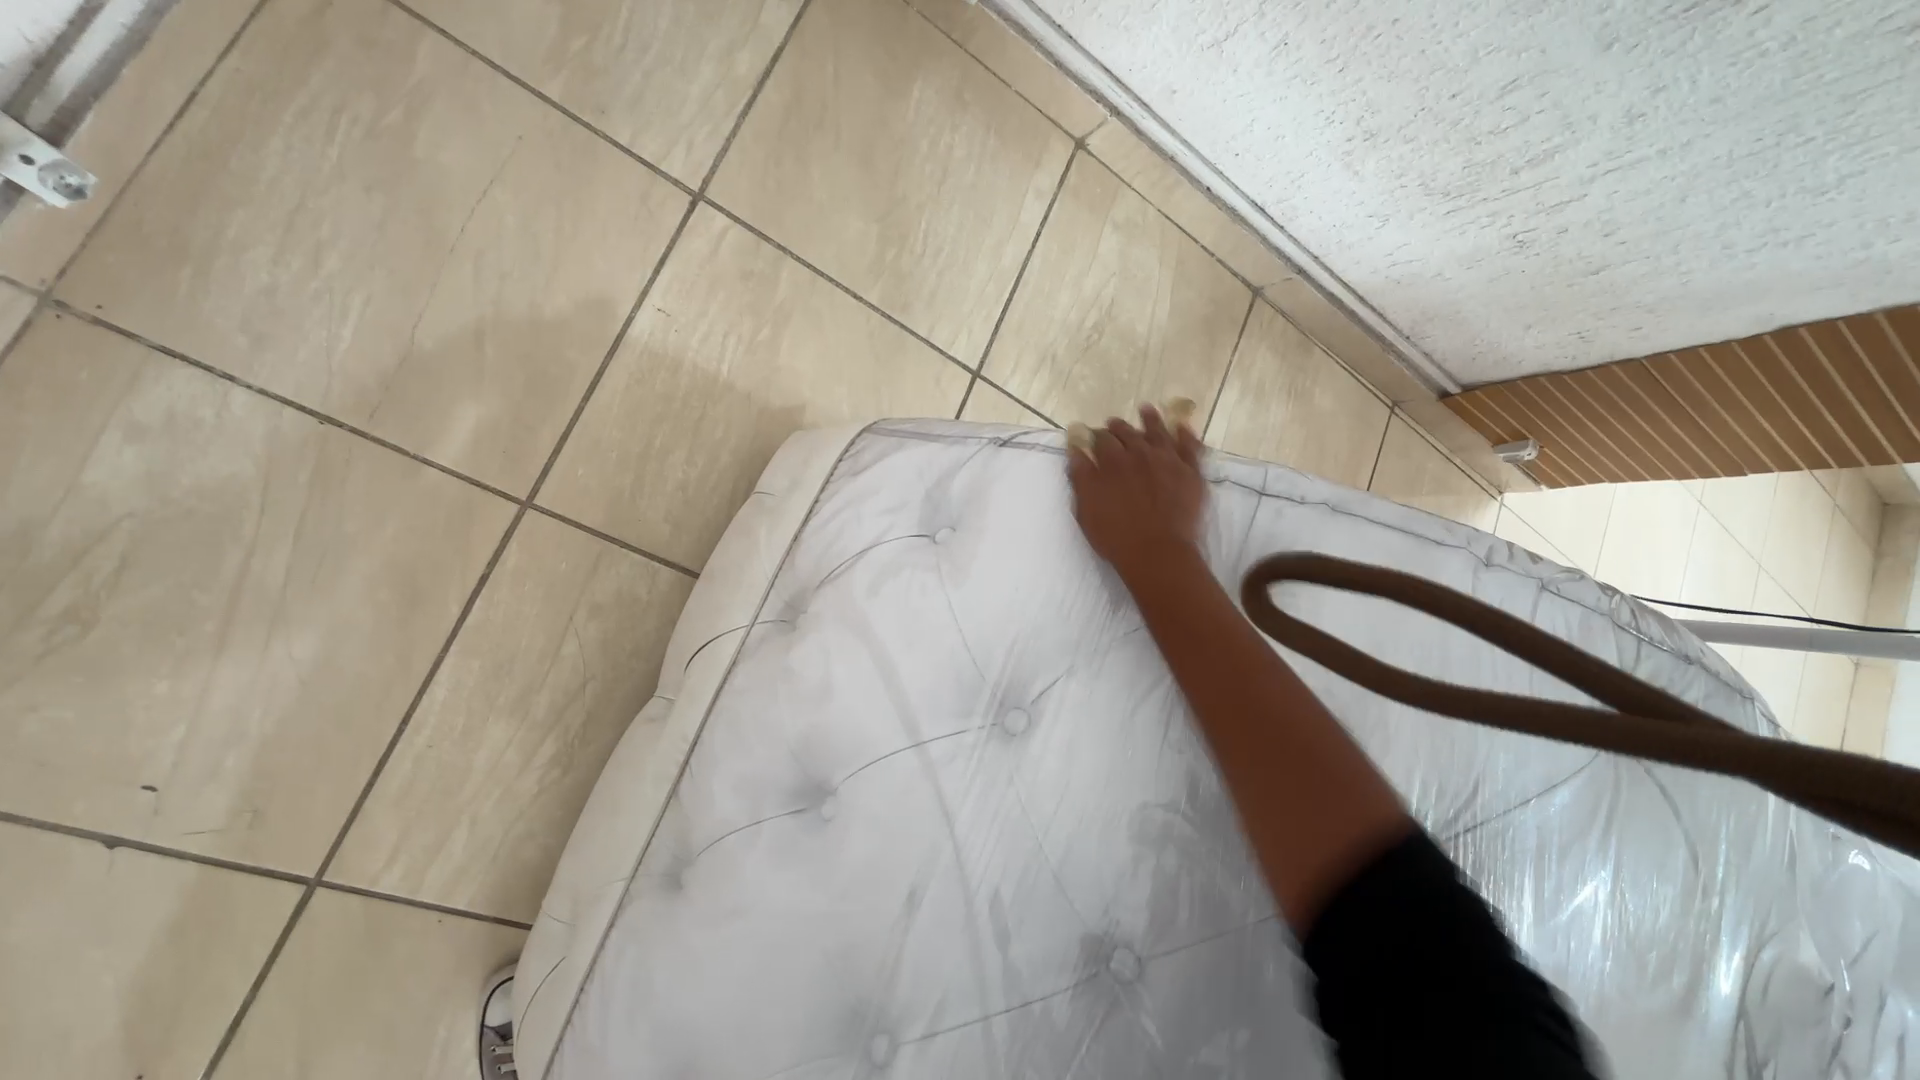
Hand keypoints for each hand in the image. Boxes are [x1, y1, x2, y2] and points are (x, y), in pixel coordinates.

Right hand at [1067, 403, 1206, 581]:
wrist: (1158, 552)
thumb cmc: (1116, 536)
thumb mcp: (1086, 509)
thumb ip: (1081, 477)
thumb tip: (1076, 450)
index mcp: (1112, 461)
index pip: (1101, 439)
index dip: (1095, 436)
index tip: (1092, 436)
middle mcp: (1140, 453)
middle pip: (1127, 432)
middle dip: (1118, 427)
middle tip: (1113, 424)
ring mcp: (1168, 460)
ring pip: (1158, 431)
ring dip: (1150, 419)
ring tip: (1146, 410)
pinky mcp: (1191, 472)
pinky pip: (1190, 446)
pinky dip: (1185, 434)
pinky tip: (1182, 426)